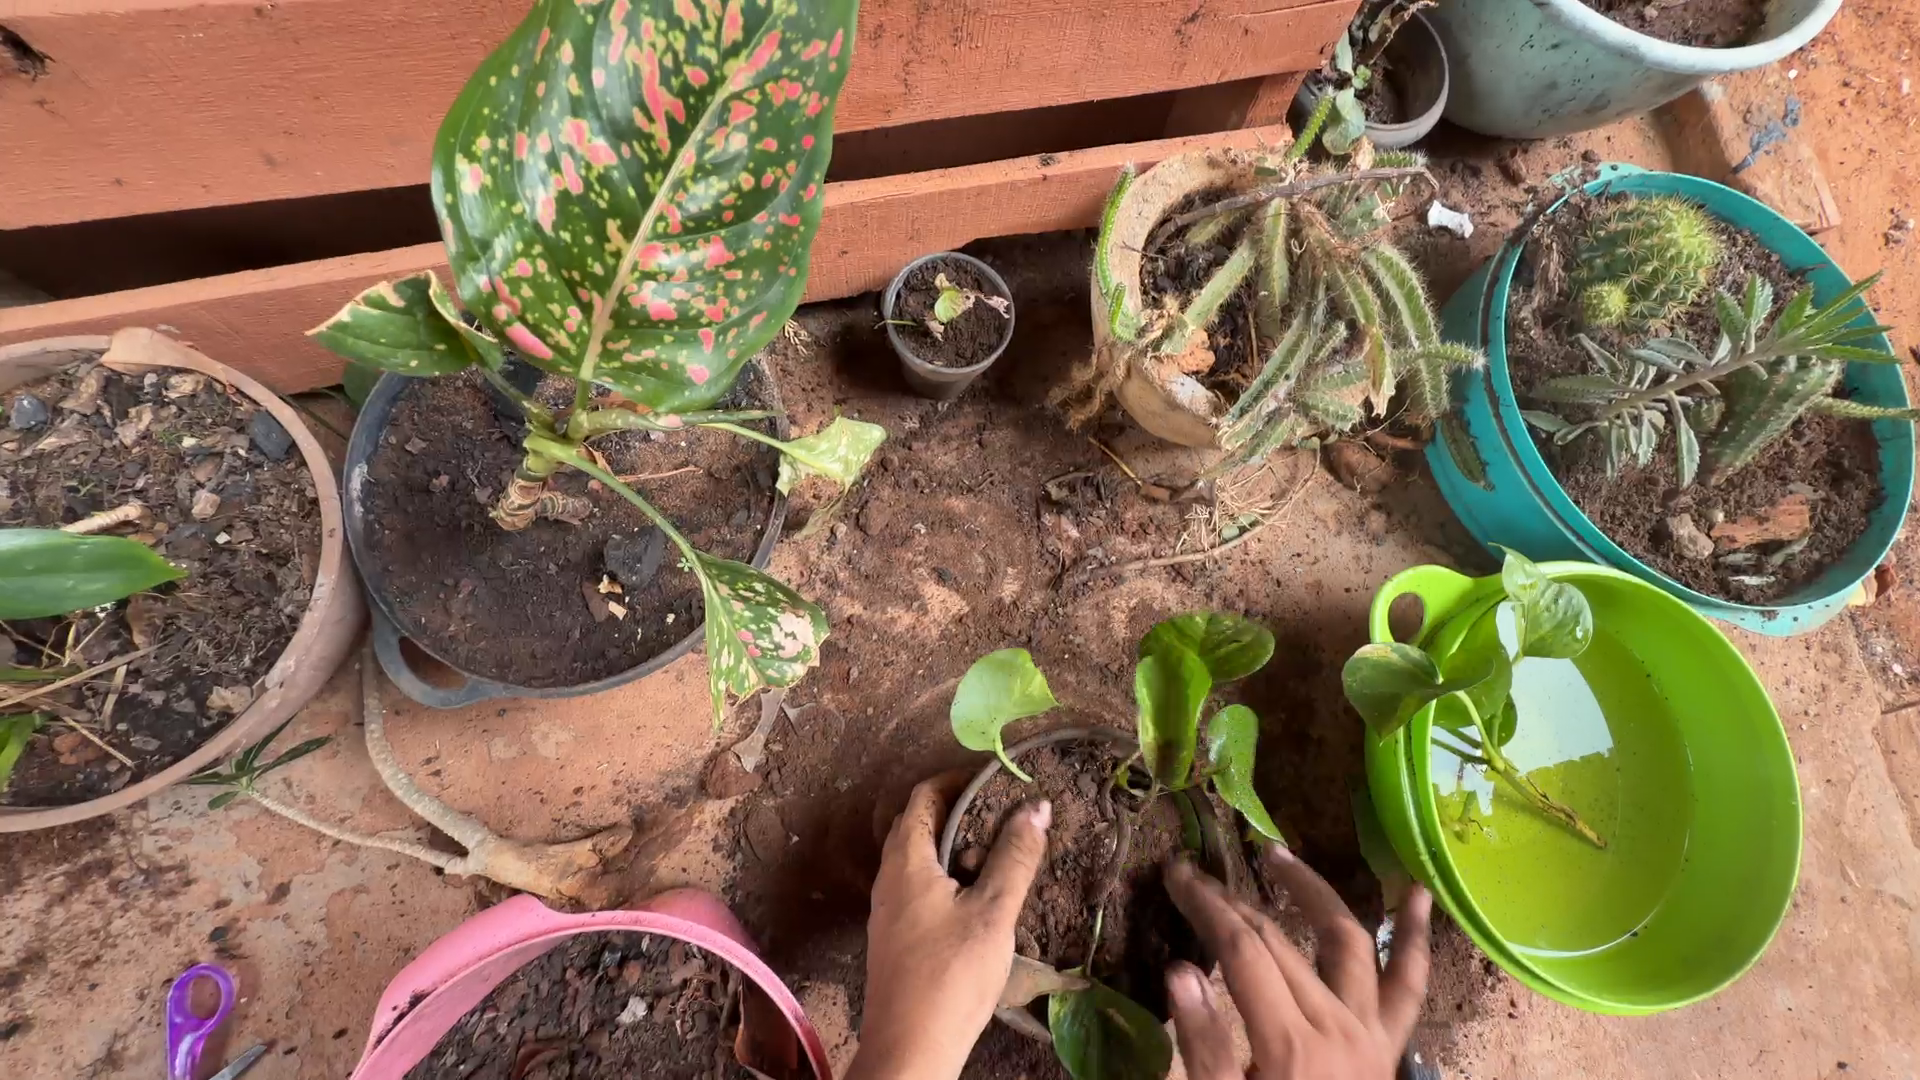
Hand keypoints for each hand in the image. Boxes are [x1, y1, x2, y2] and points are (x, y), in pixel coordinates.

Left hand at [847, 778, 1052, 1079]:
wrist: (908, 1052)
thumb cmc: (950, 975)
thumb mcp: (993, 912)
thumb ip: (1015, 856)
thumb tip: (1037, 805)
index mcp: (907, 858)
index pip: (926, 795)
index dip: (958, 779)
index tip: (995, 779)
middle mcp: (889, 875)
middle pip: (921, 823)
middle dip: (960, 812)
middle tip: (1002, 814)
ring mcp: (888, 907)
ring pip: (920, 857)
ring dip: (955, 846)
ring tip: (997, 854)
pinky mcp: (894, 934)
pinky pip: (919, 884)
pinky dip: (947, 875)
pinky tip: (977, 898)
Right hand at [1163, 845, 1431, 1079]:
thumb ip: (1205, 1047)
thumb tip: (1179, 970)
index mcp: (1291, 1049)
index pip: (1241, 949)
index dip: (1204, 905)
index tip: (1173, 872)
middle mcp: (1339, 1029)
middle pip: (1278, 939)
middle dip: (1231, 899)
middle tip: (1196, 874)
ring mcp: (1372, 1036)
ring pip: (1347, 942)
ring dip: (1312, 891)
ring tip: (1279, 855)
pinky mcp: (1389, 1047)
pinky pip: (1409, 986)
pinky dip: (1415, 938)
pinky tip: (1418, 893)